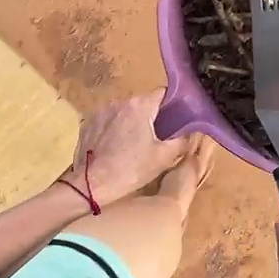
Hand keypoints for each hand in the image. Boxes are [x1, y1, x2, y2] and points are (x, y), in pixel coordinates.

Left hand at [62, 88, 191, 205]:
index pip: (163, 92)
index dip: (173, 103)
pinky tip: (116, 149)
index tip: (177, 117)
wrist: (91, 184)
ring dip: (132, 123)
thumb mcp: (164, 157)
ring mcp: (100, 112)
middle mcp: (119, 102)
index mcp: (140, 106)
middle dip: (152, 116)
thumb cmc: (131, 169)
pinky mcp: (87, 124)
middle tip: (159, 136)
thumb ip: (182, 141)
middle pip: (142, 103)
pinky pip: (108, 122)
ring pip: (124, 112)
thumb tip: (191, 133)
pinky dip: (115, 130)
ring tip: (135, 145)